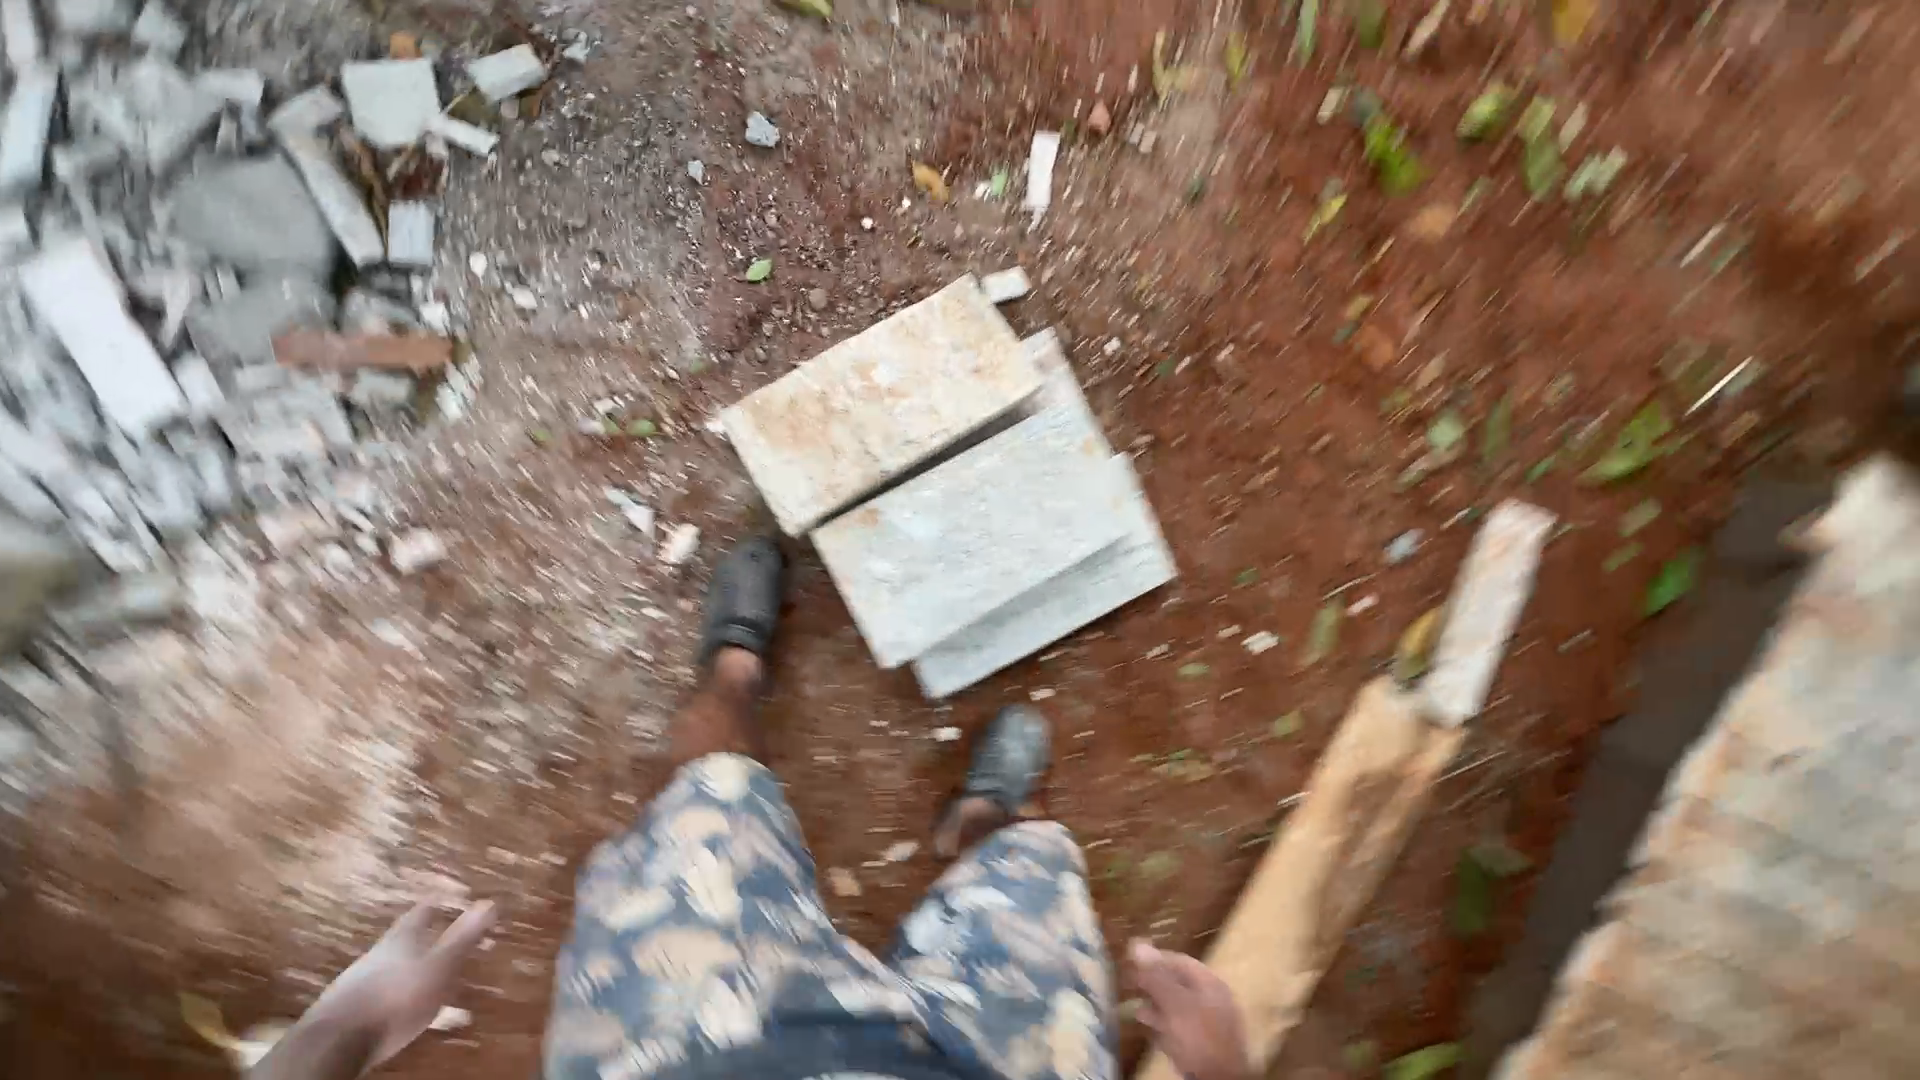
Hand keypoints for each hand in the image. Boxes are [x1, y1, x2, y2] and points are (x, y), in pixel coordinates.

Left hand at [278, 901, 496, 1075]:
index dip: (434, 905)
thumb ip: (463, 937)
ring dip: (405, 968)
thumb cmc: (396, 998)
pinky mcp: (344, 1012)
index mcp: (401, 940)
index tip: (442, 898)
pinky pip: (375, 994)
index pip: (420, 913)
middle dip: (420, 938)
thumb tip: (490, 902)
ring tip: (422, 975)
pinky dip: (391, 993)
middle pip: (400, 940)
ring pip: (386, 968)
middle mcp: (376, 956)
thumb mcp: (440, 967)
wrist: (333, 1045)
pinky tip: (396, 1006)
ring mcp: (355, 984)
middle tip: (437, 937)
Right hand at [1129, 940, 1251, 1079]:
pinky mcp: (1200, 1047)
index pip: (1179, 961)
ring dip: (1153, 1004)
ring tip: (1132, 1004)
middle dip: (1151, 982)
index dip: (1154, 958)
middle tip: (1127, 981)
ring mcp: (1207, 1025)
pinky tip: (1145, 1026)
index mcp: (1210, 984)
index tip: (1131, 959)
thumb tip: (1136, 944)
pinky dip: (1160, 1025)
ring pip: (1175, 1007)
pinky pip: (1176, 1028)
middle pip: (1177, 984)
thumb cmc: (1197, 1035)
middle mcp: (1211, 1001)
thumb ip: (1156, 975)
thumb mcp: (1174, 1002)